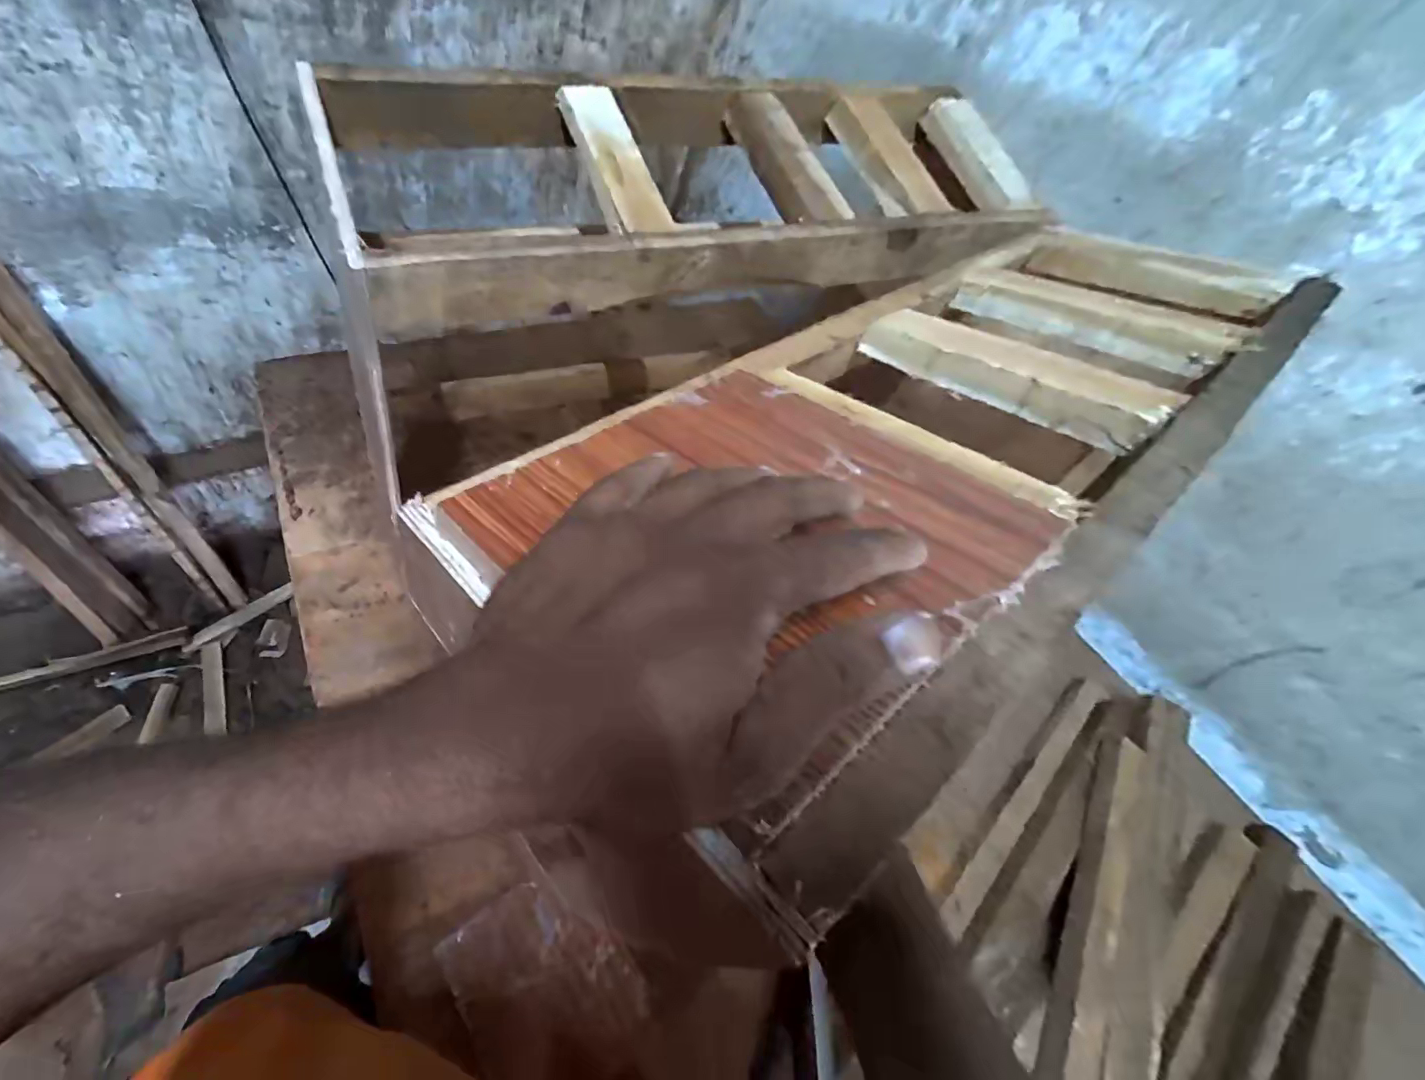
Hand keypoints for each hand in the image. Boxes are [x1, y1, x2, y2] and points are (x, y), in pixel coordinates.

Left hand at [459, 455, 941, 833]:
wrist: (504, 730)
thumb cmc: (632, 760)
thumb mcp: (751, 752)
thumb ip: (834, 684)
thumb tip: (921, 632)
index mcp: (747, 592)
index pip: (834, 556)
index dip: (880, 551)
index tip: (912, 545)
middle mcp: (698, 541)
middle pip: (776, 504)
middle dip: (823, 501)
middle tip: (851, 501)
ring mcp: (632, 526)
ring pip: (709, 484)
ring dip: (753, 481)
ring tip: (777, 483)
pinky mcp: (578, 529)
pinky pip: (627, 482)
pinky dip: (658, 472)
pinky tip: (667, 468)